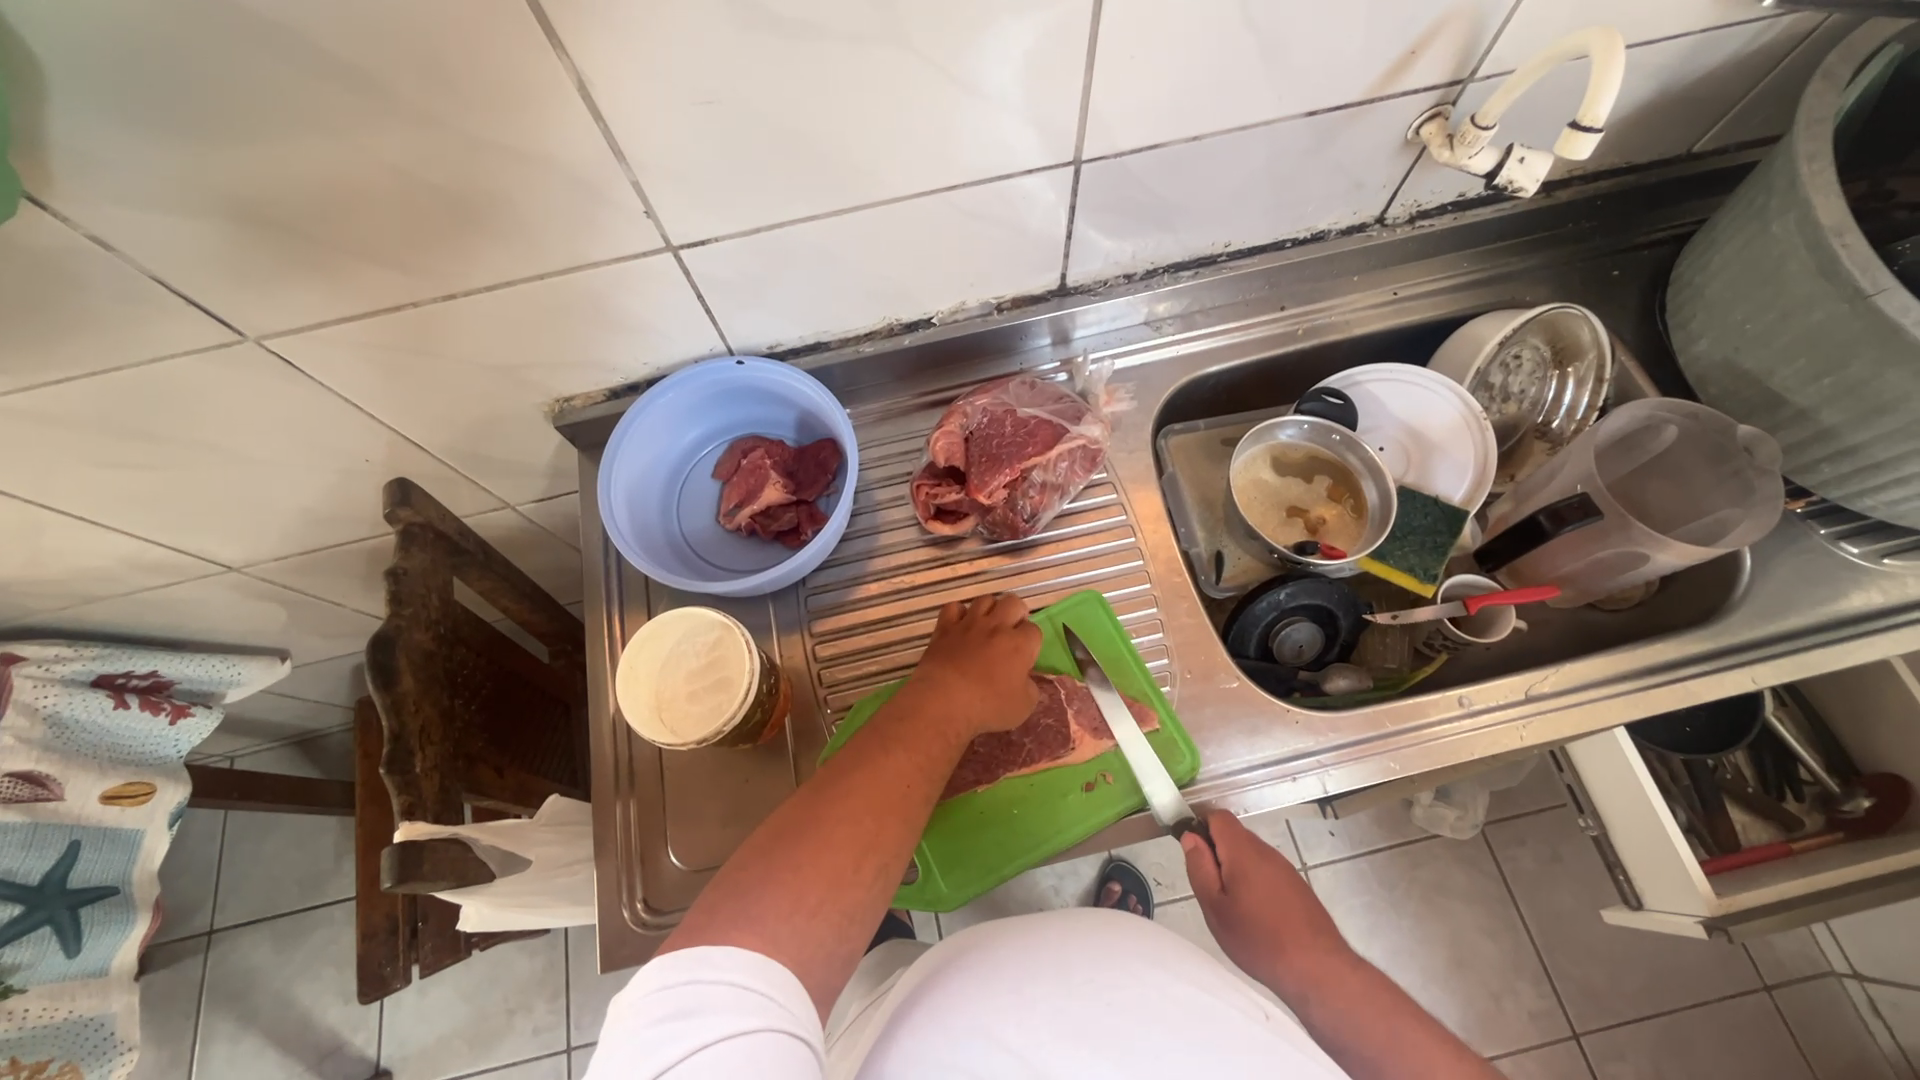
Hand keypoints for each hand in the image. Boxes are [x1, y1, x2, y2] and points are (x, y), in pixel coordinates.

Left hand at [901, 593, 1041, 738]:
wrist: (944, 701)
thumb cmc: (987, 706)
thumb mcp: (1023, 706)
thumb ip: (1030, 688)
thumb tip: (1025, 679)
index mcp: (1019, 644)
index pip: (1034, 630)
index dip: (1031, 642)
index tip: (1025, 656)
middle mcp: (996, 626)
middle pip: (1013, 602)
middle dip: (1017, 613)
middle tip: (1011, 632)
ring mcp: (969, 624)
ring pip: (985, 600)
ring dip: (990, 610)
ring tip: (987, 625)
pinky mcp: (945, 628)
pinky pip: (954, 608)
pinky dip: (958, 614)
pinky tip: (960, 627)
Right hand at [1181, 809, 1355, 996]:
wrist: (1318, 969)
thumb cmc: (1258, 939)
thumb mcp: (1215, 907)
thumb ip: (1199, 867)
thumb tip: (1190, 837)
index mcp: (1243, 851)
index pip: (1218, 816)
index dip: (1201, 828)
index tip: (1194, 856)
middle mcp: (1267, 852)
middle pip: (1235, 836)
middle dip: (1217, 854)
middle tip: (1211, 890)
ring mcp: (1286, 869)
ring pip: (1251, 856)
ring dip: (1236, 871)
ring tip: (1233, 908)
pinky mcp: (1298, 887)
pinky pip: (1267, 872)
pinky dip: (1255, 884)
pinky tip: (1256, 917)